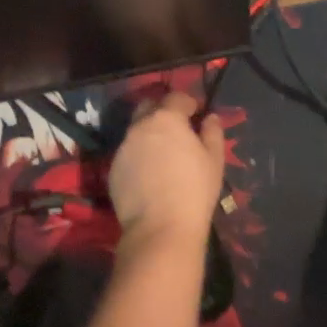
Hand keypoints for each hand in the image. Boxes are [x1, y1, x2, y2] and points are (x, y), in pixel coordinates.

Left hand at [109, 91, 225, 251]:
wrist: (160, 229)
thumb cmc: (194, 189)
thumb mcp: (214, 159)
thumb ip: (213, 132)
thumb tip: (210, 118)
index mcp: (166, 118)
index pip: (176, 97)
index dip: (188, 103)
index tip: (197, 114)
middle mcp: (140, 127)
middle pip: (149, 107)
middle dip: (162, 111)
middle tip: (177, 130)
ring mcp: (123, 149)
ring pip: (136, 132)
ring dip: (149, 135)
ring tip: (163, 155)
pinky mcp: (112, 171)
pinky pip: (128, 154)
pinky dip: (139, 156)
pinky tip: (150, 175)